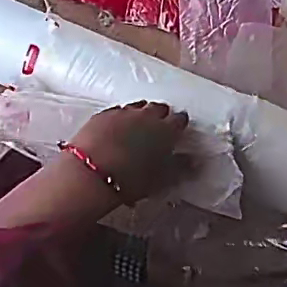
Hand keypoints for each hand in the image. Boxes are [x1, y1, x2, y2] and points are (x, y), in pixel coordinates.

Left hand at [67, 101, 190, 202]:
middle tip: (159, 125)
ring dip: (140, 113)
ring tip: (138, 124)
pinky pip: (117, 111)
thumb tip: (195, 161)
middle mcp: (146, 115)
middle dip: (160, 115)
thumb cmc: (132, 180)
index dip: (180, 124)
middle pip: (158, 108)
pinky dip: (120, 117)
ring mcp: (122, 112)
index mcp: (166, 130)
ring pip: (136, 106)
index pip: (179, 120)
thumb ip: (180, 167)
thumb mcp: (161, 179)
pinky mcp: (102, 115)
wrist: (91, 173)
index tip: (179, 129)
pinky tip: (117, 126)